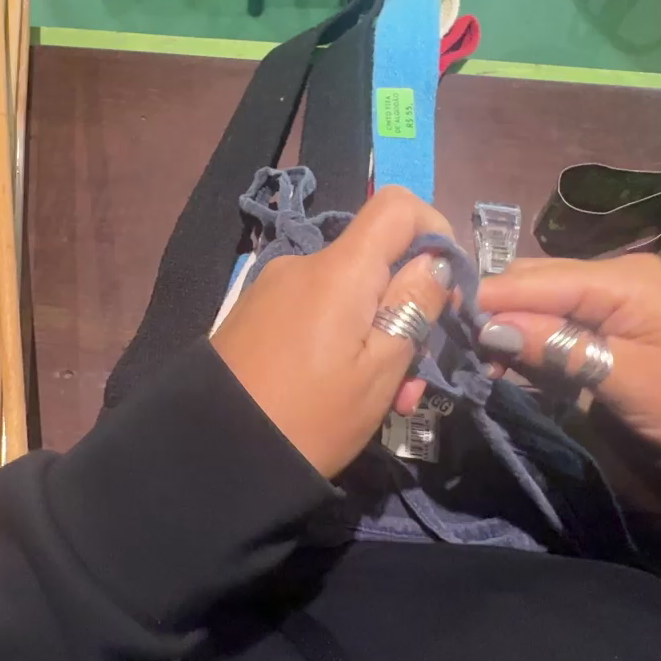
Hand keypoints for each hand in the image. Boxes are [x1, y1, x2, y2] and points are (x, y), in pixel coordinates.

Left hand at [211, 187, 456, 476]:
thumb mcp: (379, 371)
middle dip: (408, 308)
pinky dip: (343, 338)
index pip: (397, 205)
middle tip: (416, 379)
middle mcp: (305, 262)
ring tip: (384, 400)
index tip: (447, 285)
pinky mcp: (258, 313)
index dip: (435, 231)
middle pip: (376, 259)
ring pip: (350, 292)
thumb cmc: (309, 418)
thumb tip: (435, 261)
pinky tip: (342, 389)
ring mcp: (276, 287)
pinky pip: (318, 309)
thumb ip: (413, 307)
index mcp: (340, 269)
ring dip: (377, 334)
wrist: (212, 454)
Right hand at [476, 255, 660, 454]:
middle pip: (535, 280)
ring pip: (544, 296)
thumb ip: (559, 347)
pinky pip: (564, 314)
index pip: (535, 278)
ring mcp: (619, 292)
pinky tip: (517, 359)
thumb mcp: (627, 380)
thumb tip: (490, 328)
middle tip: (460, 350)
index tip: (443, 324)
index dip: (487, 299)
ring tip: (483, 361)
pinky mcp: (619, 316)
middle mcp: (616, 273)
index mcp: (622, 278)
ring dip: (513, 325)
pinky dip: (537, 335)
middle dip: (495, 311)